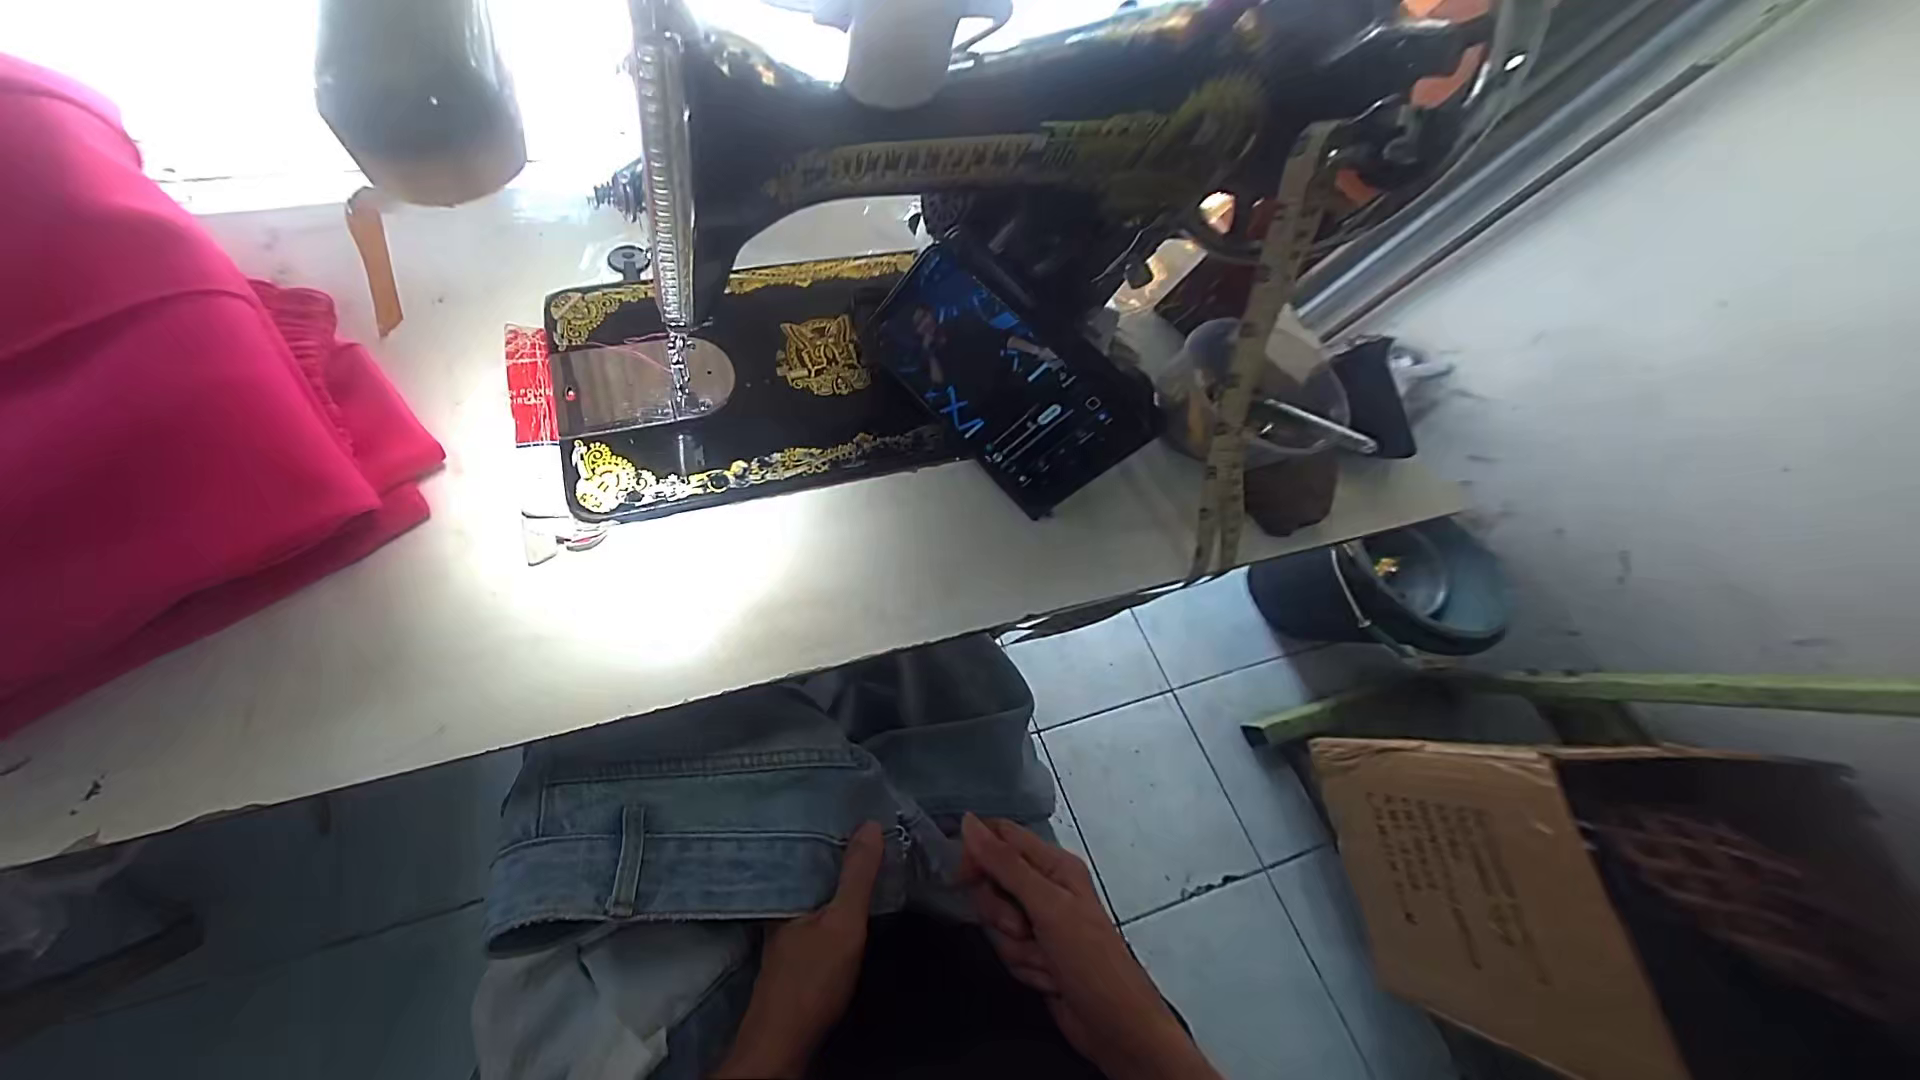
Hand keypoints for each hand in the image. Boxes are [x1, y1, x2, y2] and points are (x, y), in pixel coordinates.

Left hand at [713, 821, 884, 1078]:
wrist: (784, 1046)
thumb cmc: (811, 979)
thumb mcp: (843, 922)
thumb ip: (857, 876)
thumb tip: (870, 822)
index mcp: (786, 890)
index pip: (804, 843)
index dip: (827, 823)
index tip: (849, 802)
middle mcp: (780, 903)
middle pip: (808, 864)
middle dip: (832, 843)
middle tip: (862, 819)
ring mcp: (785, 927)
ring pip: (813, 886)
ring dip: (834, 869)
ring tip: (861, 846)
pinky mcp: (795, 948)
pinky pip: (816, 904)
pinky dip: (832, 893)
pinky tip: (848, 891)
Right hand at [959, 814, 1220, 1079]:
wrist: (1116, 1028)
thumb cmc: (1089, 959)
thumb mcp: (1046, 905)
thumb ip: (1005, 864)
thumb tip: (969, 822)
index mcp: (1053, 863)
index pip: (1002, 836)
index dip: (978, 851)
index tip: (965, 878)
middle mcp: (1045, 886)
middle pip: (992, 881)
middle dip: (999, 912)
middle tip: (1021, 928)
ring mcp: (1040, 921)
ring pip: (996, 920)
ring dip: (1015, 946)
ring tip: (1044, 960)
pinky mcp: (1035, 952)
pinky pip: (1006, 948)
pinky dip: (1023, 966)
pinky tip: (1047, 978)